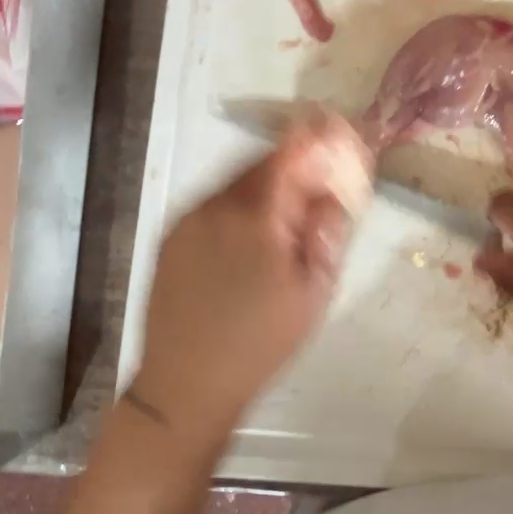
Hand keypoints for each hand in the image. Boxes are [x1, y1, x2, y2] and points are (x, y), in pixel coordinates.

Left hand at [134, 111, 370, 434]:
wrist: (186, 384)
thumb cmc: (262, 342)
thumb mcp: (313, 290)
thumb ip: (327, 229)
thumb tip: (337, 186)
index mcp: (255, 215)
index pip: (292, 153)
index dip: (319, 136)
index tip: (342, 129)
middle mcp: (214, 205)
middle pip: (262, 162)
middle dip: (296, 160)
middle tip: (323, 176)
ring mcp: (186, 219)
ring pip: (236, 182)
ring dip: (268, 182)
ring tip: (291, 209)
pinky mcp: (170, 237)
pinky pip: (214, 203)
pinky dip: (242, 203)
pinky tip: (255, 233)